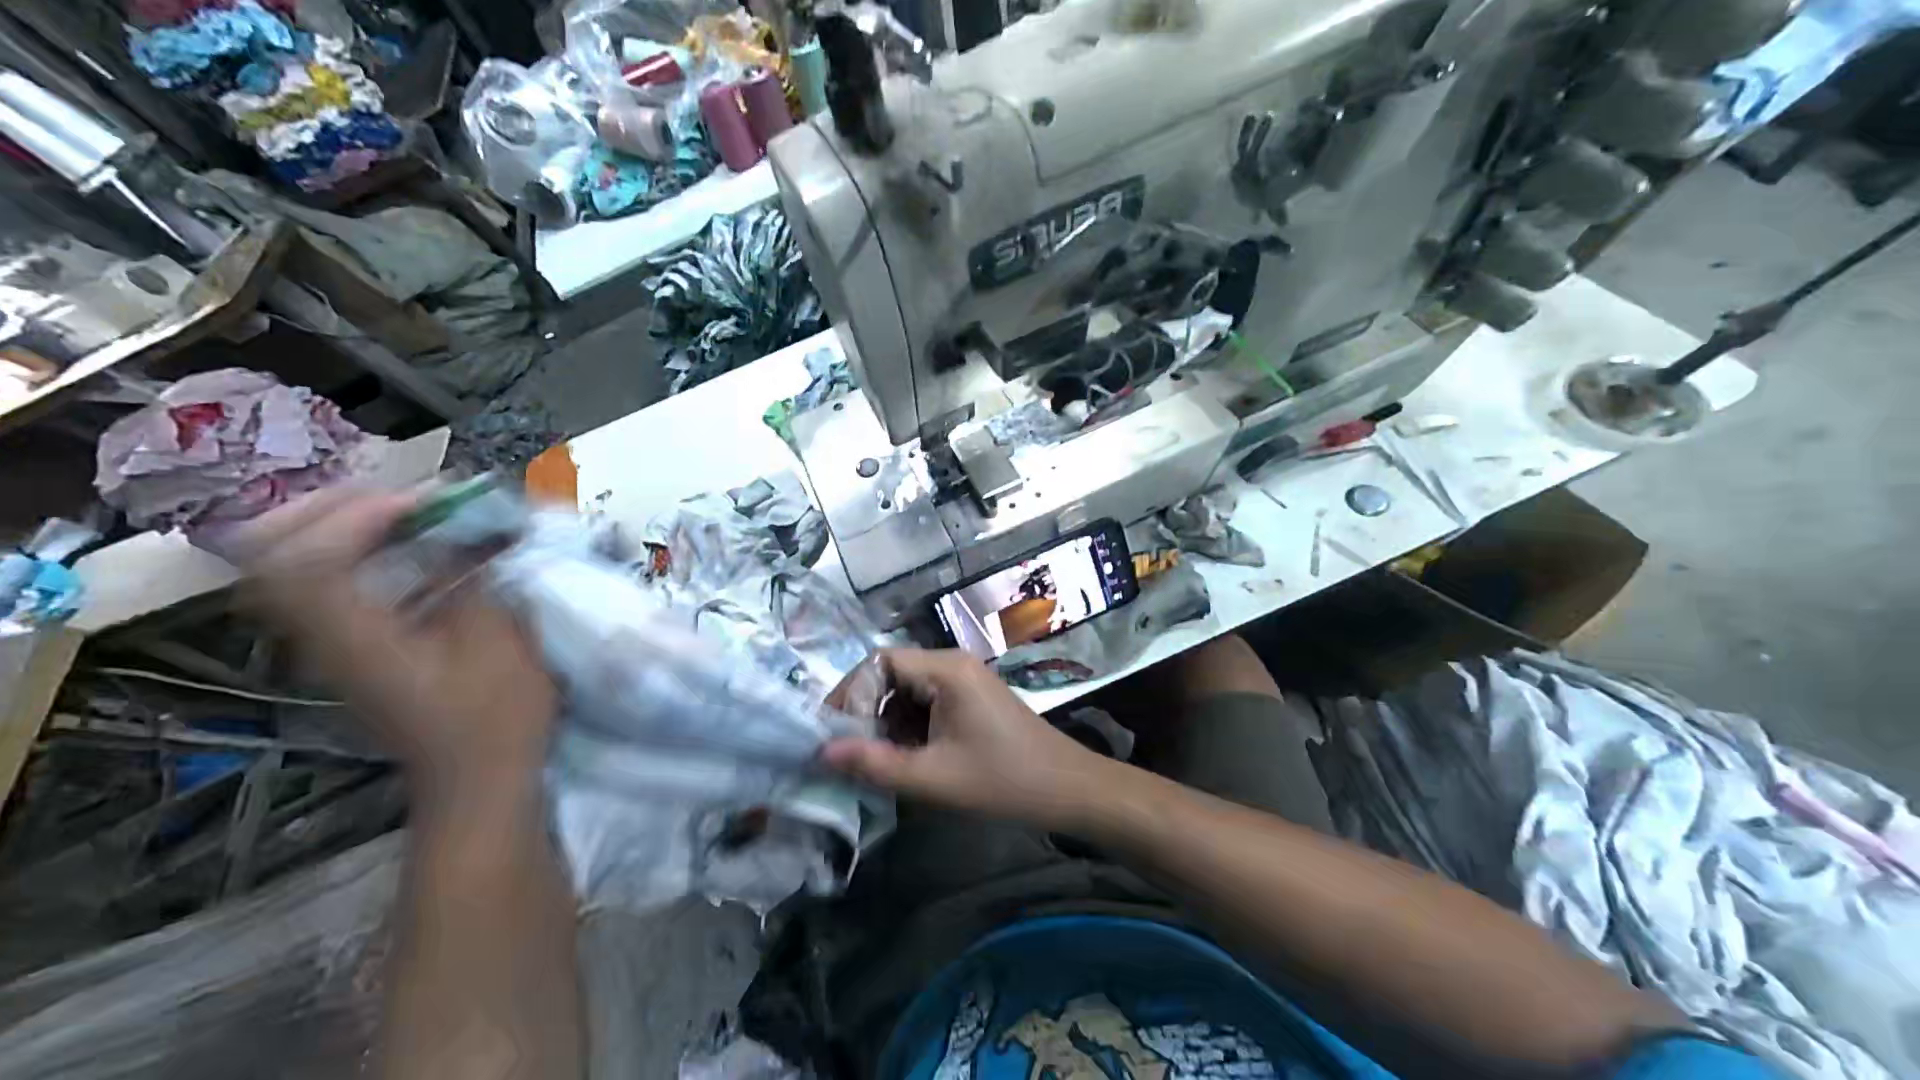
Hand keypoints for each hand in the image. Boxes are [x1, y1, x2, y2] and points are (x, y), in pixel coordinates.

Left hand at [235, 489, 558, 802]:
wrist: (477, 780)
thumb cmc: (495, 718)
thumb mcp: (500, 644)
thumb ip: (474, 581)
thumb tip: (466, 532)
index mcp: (356, 638)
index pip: (303, 560)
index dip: (353, 515)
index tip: (421, 501)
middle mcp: (325, 637)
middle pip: (275, 555)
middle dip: (333, 510)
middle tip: (400, 493)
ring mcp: (333, 644)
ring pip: (297, 566)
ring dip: (348, 527)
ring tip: (410, 510)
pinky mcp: (354, 648)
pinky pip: (332, 583)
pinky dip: (364, 553)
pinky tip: (417, 549)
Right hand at [821, 648, 1116, 830]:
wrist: (1067, 790)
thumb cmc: (1002, 780)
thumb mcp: (932, 778)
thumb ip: (874, 764)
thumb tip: (822, 752)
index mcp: (946, 669)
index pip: (879, 662)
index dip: (849, 693)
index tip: (833, 733)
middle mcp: (952, 664)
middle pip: (890, 674)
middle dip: (865, 712)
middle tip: (850, 751)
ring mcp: (963, 681)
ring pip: (905, 691)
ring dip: (885, 723)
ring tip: (876, 760)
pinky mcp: (969, 700)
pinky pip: (925, 703)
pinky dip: (907, 728)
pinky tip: (906, 759)